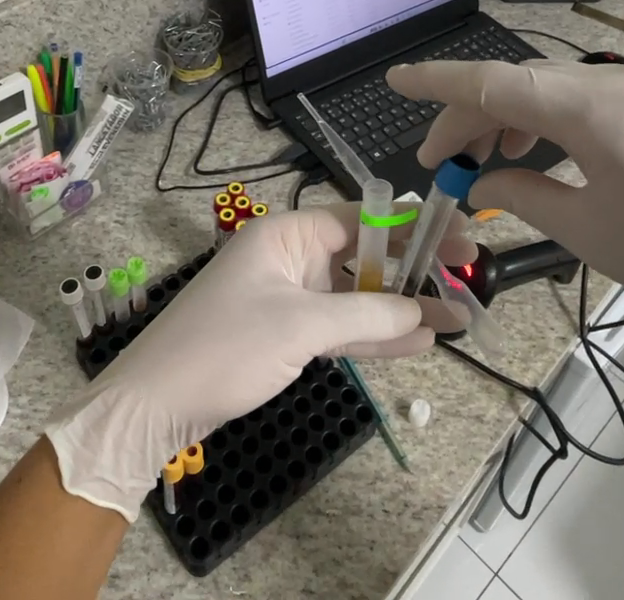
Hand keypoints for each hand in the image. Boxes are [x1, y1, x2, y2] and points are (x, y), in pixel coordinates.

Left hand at [43, 203, 472, 519]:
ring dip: (401, 310)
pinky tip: (419, 342)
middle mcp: (288, 258)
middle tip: (467, 279)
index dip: (412, 228)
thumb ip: (366, 316)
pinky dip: (374, 336)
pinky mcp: (284, 335)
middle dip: (413, 272)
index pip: (360, 219)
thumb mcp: (300, 326)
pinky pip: (339, 328)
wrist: (156, 404)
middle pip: (363, 258)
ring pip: (355, 298)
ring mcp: (287, 299)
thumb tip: (424, 312)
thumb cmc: (224, 348)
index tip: (459, 237)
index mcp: (284, 234)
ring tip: (458, 316)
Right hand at [386, 59, 623, 379]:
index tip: (395, 81)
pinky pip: (586, 99)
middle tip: (441, 164)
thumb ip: (522, 196)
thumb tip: (479, 183)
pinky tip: (538, 152)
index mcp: (598, 112)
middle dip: (469, 117)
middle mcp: (620, 83)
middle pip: (520, 84)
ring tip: (486, 162)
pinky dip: (549, 121)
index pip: (496, 85)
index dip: (437, 84)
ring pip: (552, 89)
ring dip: (509, 119)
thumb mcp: (592, 235)